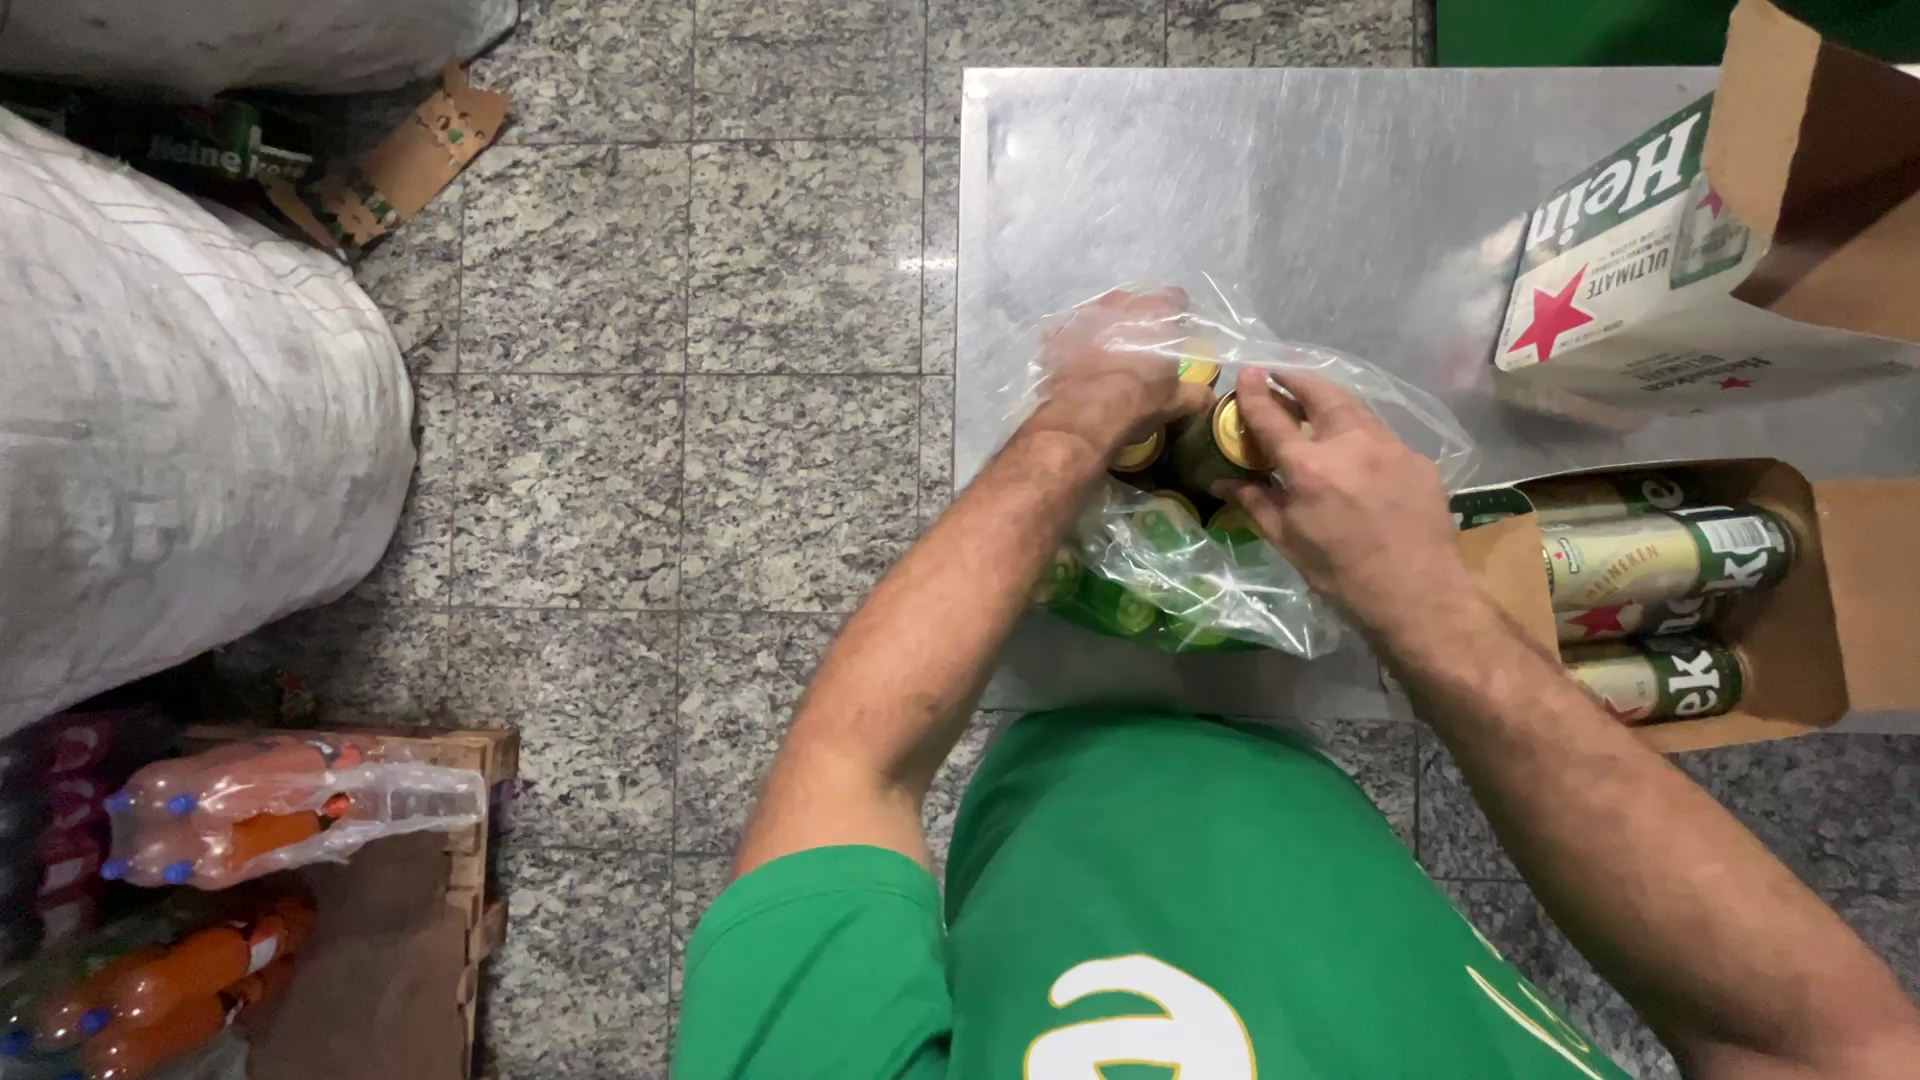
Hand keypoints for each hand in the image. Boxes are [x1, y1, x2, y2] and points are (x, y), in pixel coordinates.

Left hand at [1024, 288, 1214, 455]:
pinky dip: (1070, 343)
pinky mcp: (1054, 335)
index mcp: (1156, 312)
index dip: (1176, 316)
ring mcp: (1083, 316)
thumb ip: (1194, 394)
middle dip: (1135, 320)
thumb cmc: (1137, 401)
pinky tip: (1073, 361)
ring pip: (1097, 315)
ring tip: (1103, 354)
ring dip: (1102, 329)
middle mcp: (1119, 304)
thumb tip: (1207, 396)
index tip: (1175, 334)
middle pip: (1133, 303)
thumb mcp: (1174, 402)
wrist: (1083, 415)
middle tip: (1137, 346)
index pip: (1175, 299)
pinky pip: (1064, 332)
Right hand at [1214, 366, 1475, 640]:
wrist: (1415, 592)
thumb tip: (1222, 482)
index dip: (1256, 393)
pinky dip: (1357, 430)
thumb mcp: (1287, 539)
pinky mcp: (1417, 459)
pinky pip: (1380, 434)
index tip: (1246, 372)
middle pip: (1322, 394)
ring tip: (1313, 399)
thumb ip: (1255, 501)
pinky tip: (1351, 446)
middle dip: (1298, 379)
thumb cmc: (1338, 572)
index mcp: (1310, 468)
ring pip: (1355, 407)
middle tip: (1280, 374)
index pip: (1274, 418)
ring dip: (1329, 398)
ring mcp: (1390, 447)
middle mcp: (1351, 445)